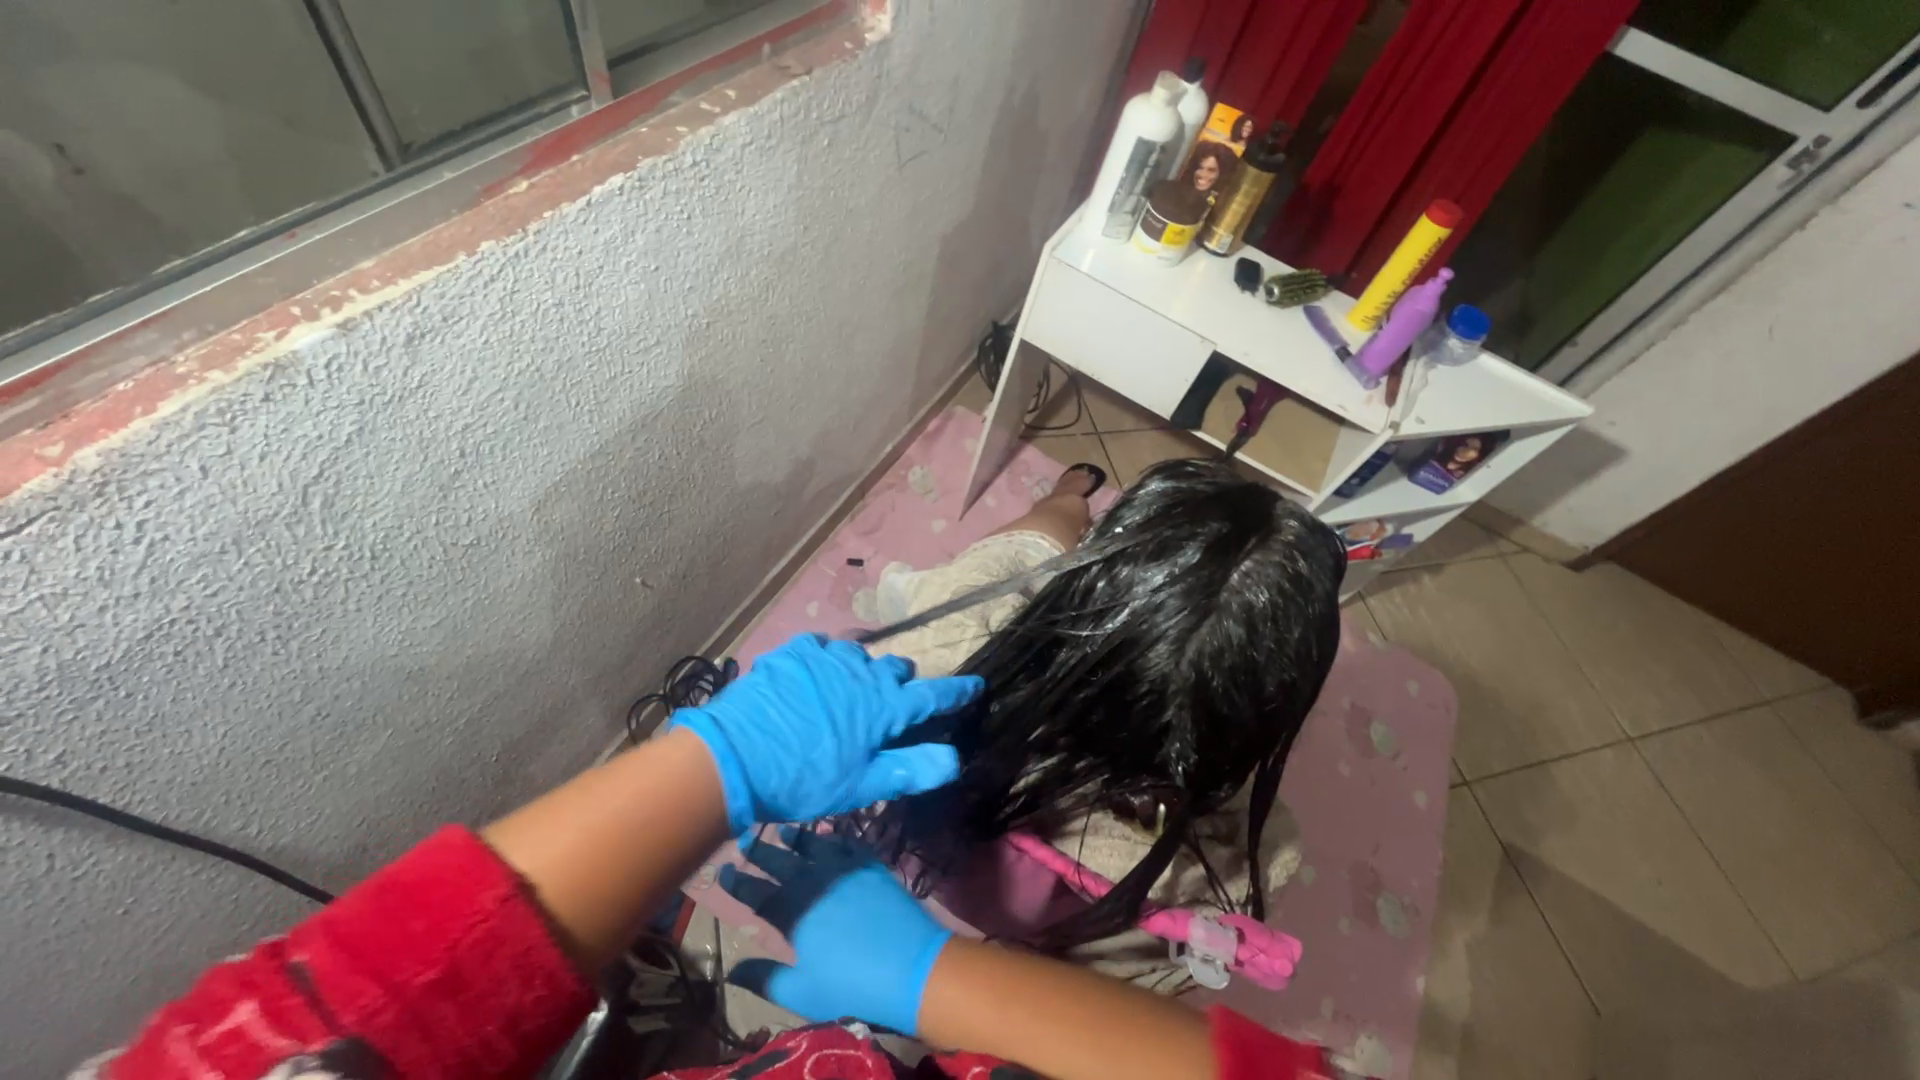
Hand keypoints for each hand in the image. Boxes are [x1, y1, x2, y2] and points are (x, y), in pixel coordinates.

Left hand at [670, 634, 981, 832]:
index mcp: (884, 707)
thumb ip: (910, 770)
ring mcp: (826, 658)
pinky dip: (827, 659)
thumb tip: (954, 759)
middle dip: (902, 682)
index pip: (933, 695)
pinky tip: (817, 673)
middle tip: (893, 701)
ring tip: (852, 688)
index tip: (975, 684)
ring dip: (864, 670)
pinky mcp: (793, 652)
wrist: (734, 757)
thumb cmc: (803, 780)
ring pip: (859, 655)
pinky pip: (821, 647)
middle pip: (896, 669)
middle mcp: (862, 673)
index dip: (957, 691)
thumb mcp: (861, 786)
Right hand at [721, 826, 951, 1034]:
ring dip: (797, 837)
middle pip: (782, 863)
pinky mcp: (871, 866)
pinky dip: (835, 835)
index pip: (757, 894)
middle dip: (761, 852)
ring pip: (814, 845)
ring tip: (784, 829)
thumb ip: (764, 978)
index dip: (738, 883)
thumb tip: (731, 969)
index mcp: (794, 913)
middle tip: (744, 838)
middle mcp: (816, 883)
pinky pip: (848, 843)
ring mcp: (845, 870)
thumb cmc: (851, 984)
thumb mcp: (801, 991)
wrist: (911, 965)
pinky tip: (830, 832)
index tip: (723, 869)